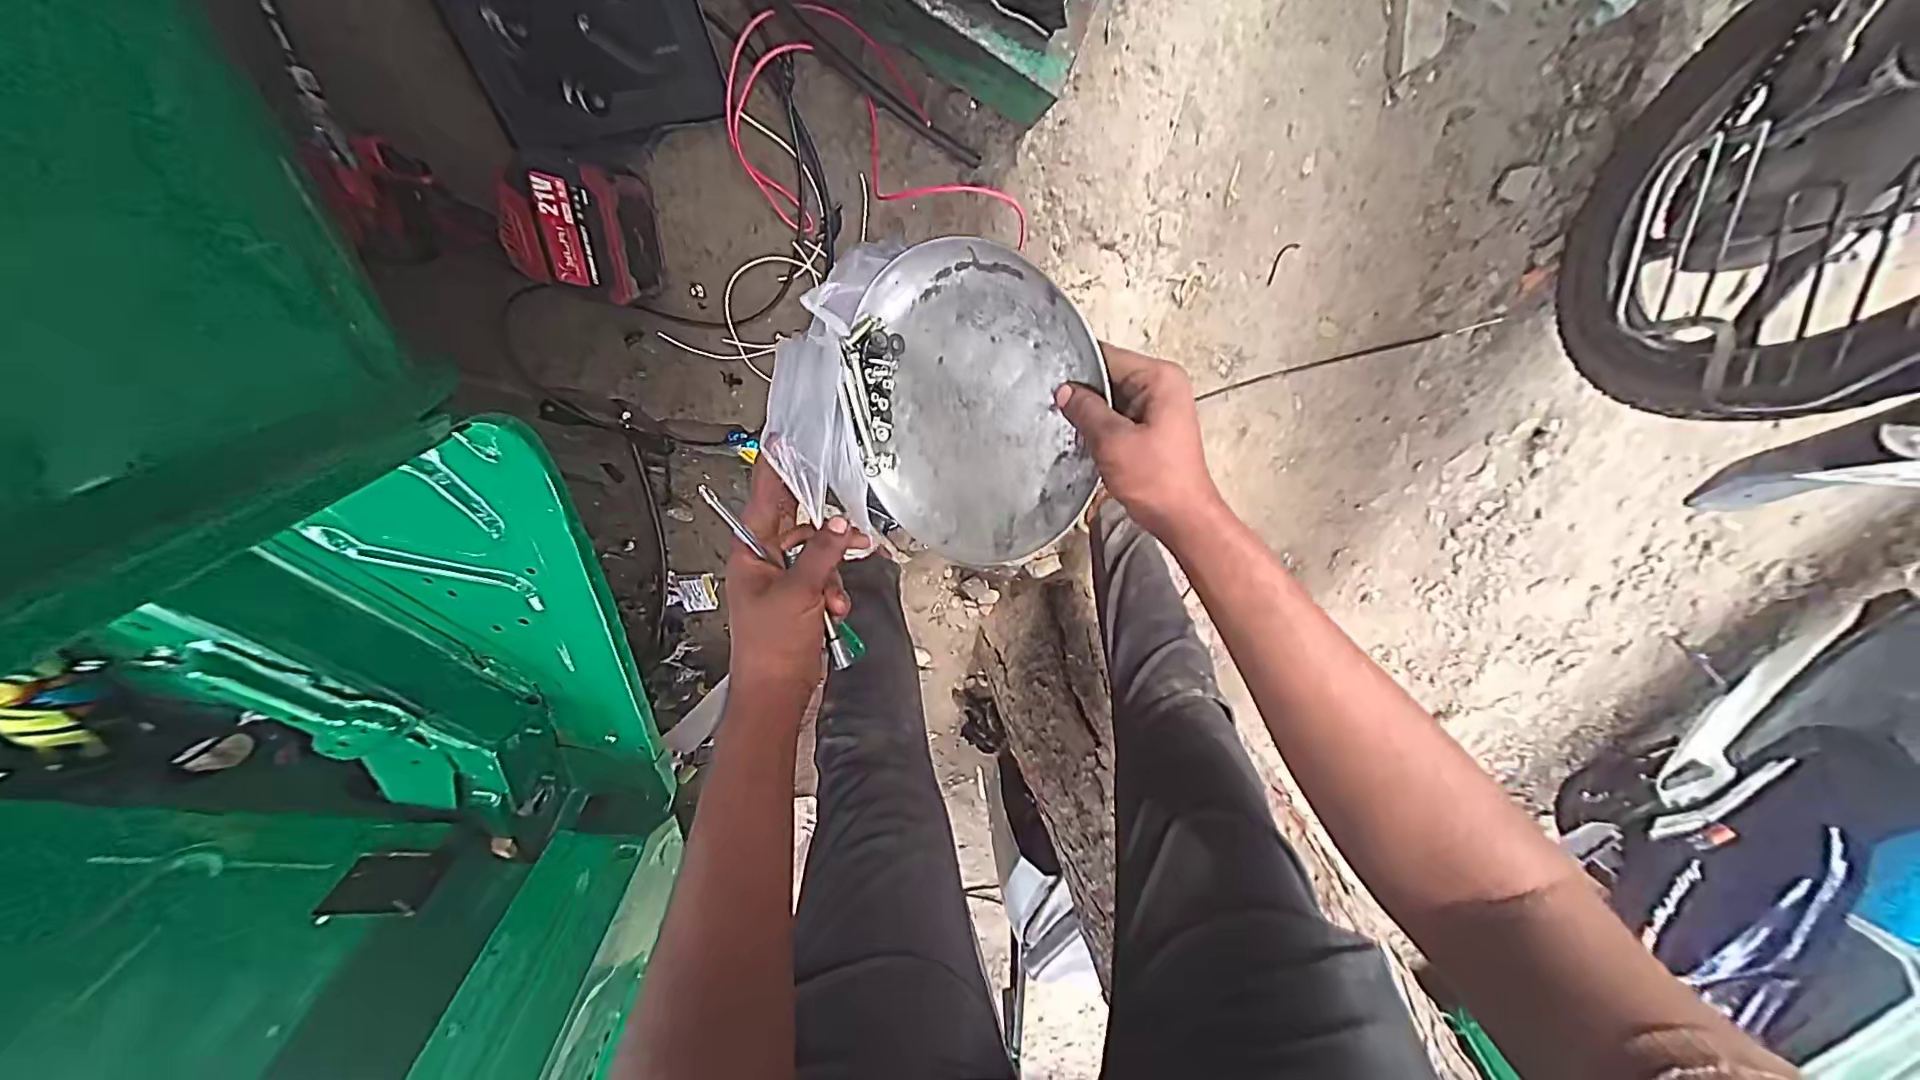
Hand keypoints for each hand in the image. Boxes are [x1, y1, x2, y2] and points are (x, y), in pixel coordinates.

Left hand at [724, 459, 868, 699]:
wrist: (777, 692)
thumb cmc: (771, 646)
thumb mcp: (799, 593)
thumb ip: (822, 554)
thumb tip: (839, 524)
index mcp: (751, 553)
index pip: (764, 499)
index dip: (774, 470)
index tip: (782, 441)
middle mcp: (765, 561)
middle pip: (798, 525)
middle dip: (825, 533)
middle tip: (849, 527)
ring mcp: (783, 579)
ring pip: (817, 553)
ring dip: (833, 569)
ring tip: (837, 592)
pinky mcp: (801, 596)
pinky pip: (824, 577)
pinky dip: (834, 589)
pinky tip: (836, 607)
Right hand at [1056, 342, 1224, 537]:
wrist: (1181, 517)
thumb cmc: (1156, 479)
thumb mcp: (1112, 440)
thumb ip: (1086, 410)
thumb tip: (1064, 390)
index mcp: (1160, 378)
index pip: (1108, 357)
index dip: (1077, 368)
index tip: (1048, 379)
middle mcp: (1162, 386)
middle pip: (1108, 376)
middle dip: (1082, 393)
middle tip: (1051, 407)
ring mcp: (1157, 408)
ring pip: (1110, 399)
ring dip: (1090, 413)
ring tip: (1065, 425)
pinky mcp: (1150, 428)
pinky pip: (1117, 417)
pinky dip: (1100, 427)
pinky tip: (1084, 439)